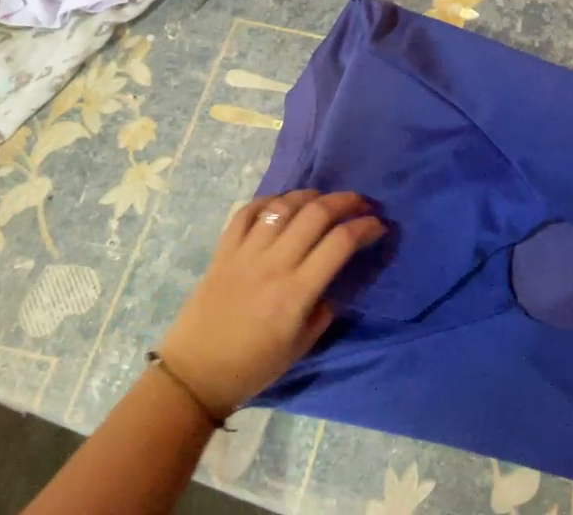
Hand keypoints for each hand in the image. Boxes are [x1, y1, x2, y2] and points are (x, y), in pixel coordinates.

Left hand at [157, 190, 385, 417]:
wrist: (193, 376)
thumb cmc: (254, 366)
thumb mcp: (303, 344)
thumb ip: (325, 305)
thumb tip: (336, 277)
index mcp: (296, 292)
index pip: (340, 242)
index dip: (366, 227)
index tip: (379, 227)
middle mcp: (273, 265)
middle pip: (316, 214)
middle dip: (347, 201)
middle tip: (361, 205)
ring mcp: (245, 255)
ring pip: (283, 206)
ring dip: (311, 195)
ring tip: (324, 200)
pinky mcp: (222, 252)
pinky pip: (247, 212)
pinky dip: (269, 201)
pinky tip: (283, 204)